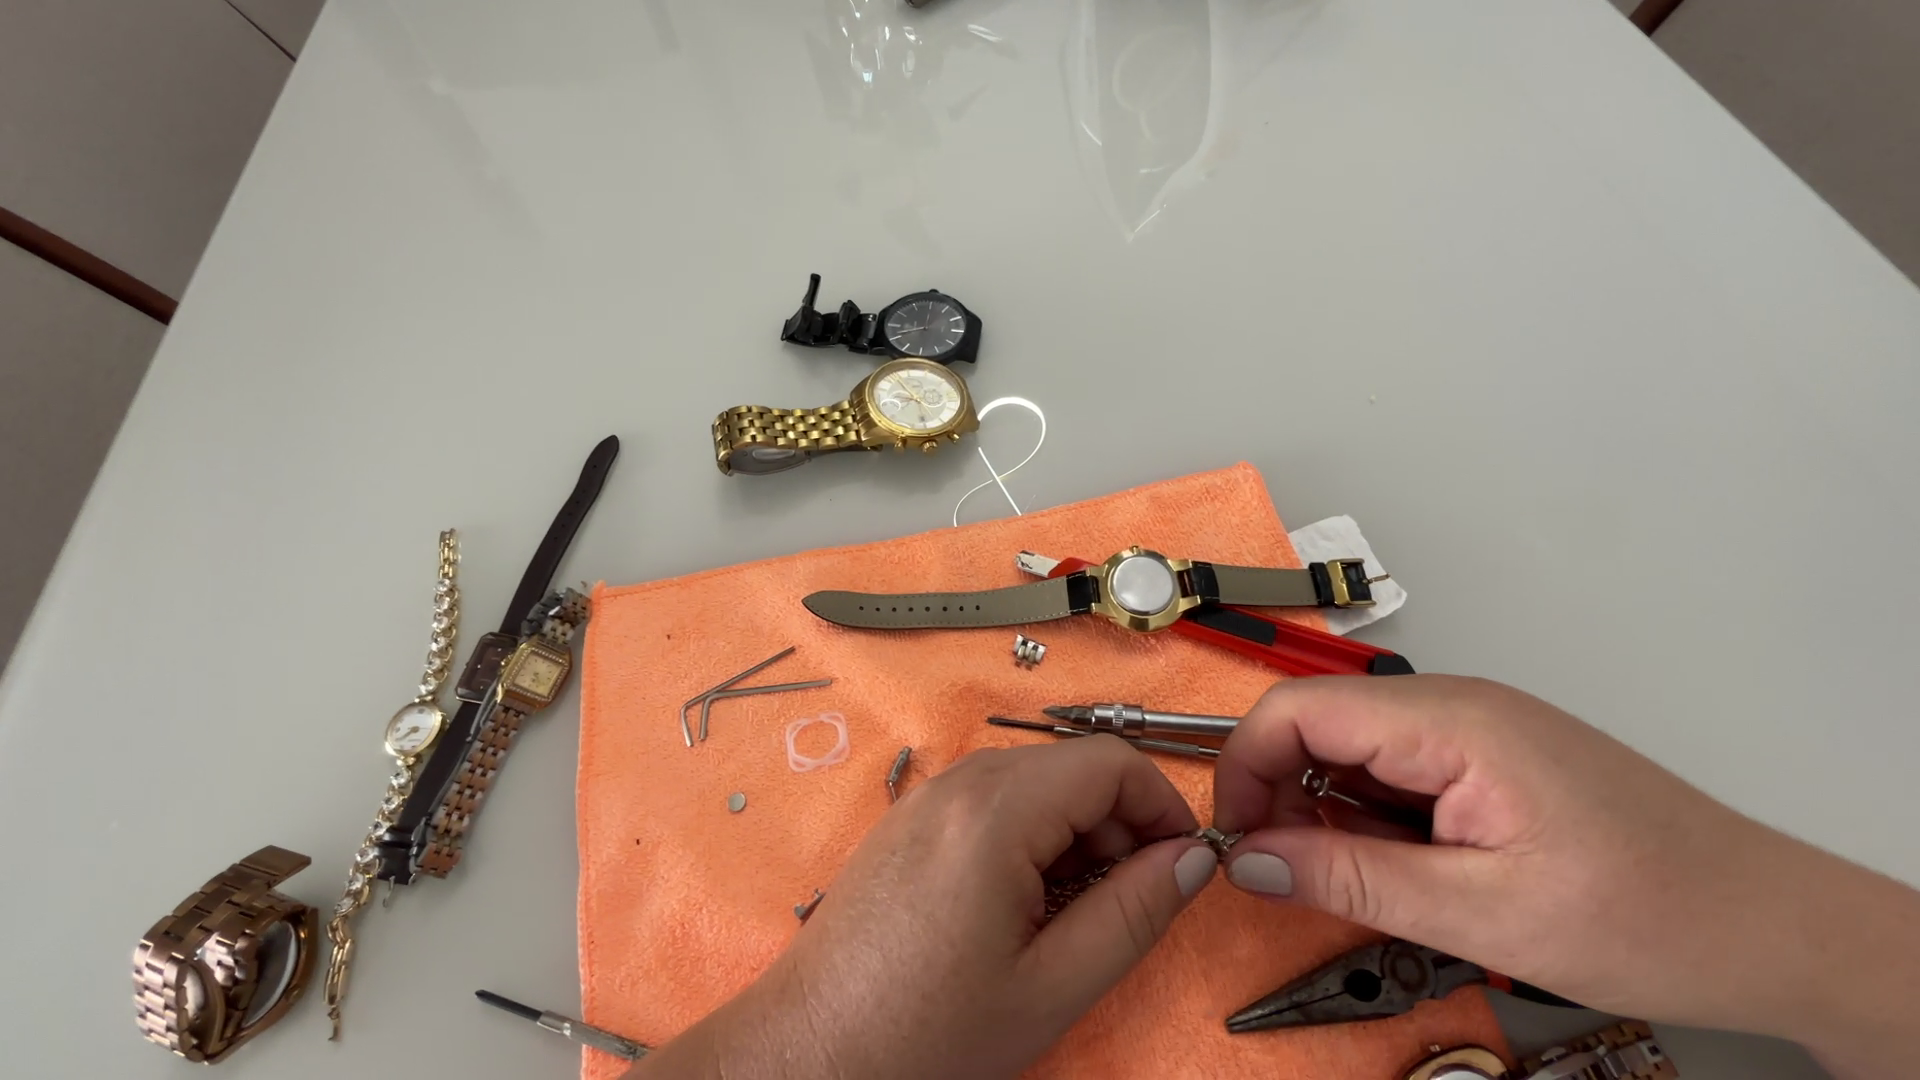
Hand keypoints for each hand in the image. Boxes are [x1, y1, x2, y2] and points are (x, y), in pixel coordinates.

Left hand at [630, 736, 1217, 1079]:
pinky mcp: (911, 817)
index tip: (1183, 864)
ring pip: (1035, 784)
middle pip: (1072, 768)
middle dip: (1119, 824)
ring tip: (1070, 914)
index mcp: (997, 807)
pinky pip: (993, 801)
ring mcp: (930, 794)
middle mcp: (961, 779)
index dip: (1162, 804)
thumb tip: (1192, 859)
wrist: (810, 1049)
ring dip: (1075, 833)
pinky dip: (1029, 836)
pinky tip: (1020, 903)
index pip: (1111, 761)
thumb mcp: (1052, 985)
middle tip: (1126, 903)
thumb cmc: (930, 1029)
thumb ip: (1133, 913)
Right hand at [1213, 675, 1919, 1079]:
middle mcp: (1450, 702)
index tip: (1237, 839)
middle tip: (1283, 868)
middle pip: (1315, 720)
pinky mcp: (1480, 753)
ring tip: (1349, 874)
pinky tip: (1393, 860)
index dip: (1245, 766)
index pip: (1298, 709)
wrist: (1781, 930)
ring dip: (1322, 806)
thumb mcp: (1483, 915)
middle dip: (1278, 790)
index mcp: (1450, 720)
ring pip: (1347, 746)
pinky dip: (1364, 812)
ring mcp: (1467, 724)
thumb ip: (1350, 878)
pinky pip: (1387, 766)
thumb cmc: (1649, 920)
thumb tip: (1246, 861)